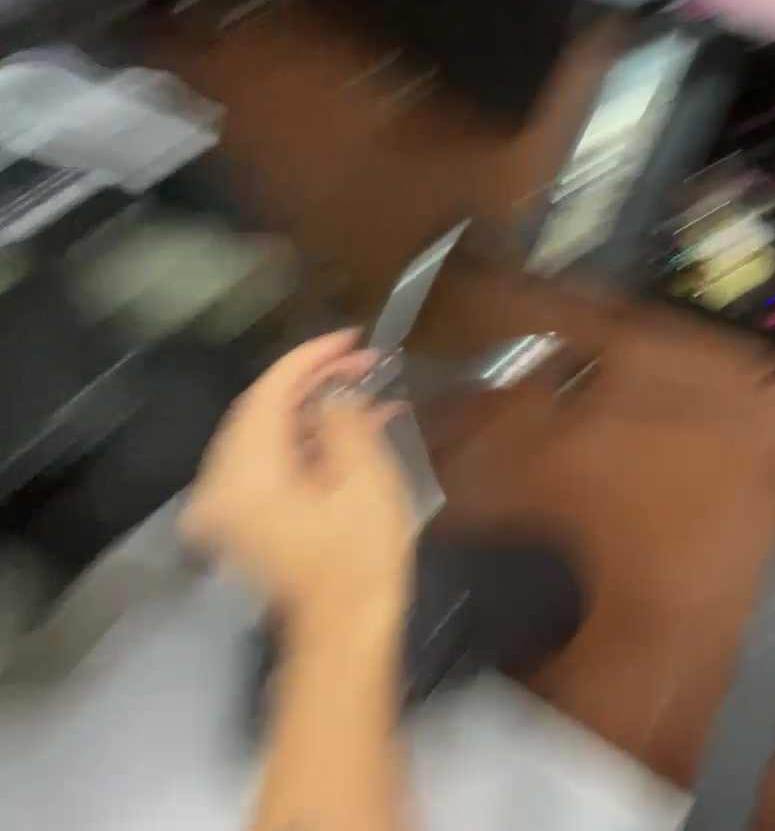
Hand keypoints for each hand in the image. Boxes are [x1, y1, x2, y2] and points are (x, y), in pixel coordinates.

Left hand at [182, 331, 415, 628]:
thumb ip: (345, 426)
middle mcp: (220, 487)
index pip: (265, 399)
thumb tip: (337, 391)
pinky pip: (274, 459)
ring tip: (371, 386)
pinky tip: (358, 424)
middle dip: (313, 380)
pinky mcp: (248, 515)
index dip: (307, 361)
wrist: (347, 619)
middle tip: (369, 360)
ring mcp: (230, 504)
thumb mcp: (365, 481)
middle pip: (260, 414)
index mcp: (245, 478)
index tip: (351, 338)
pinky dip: (312, 437)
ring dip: (316, 406)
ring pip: (268, 434)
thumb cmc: (362, 552)